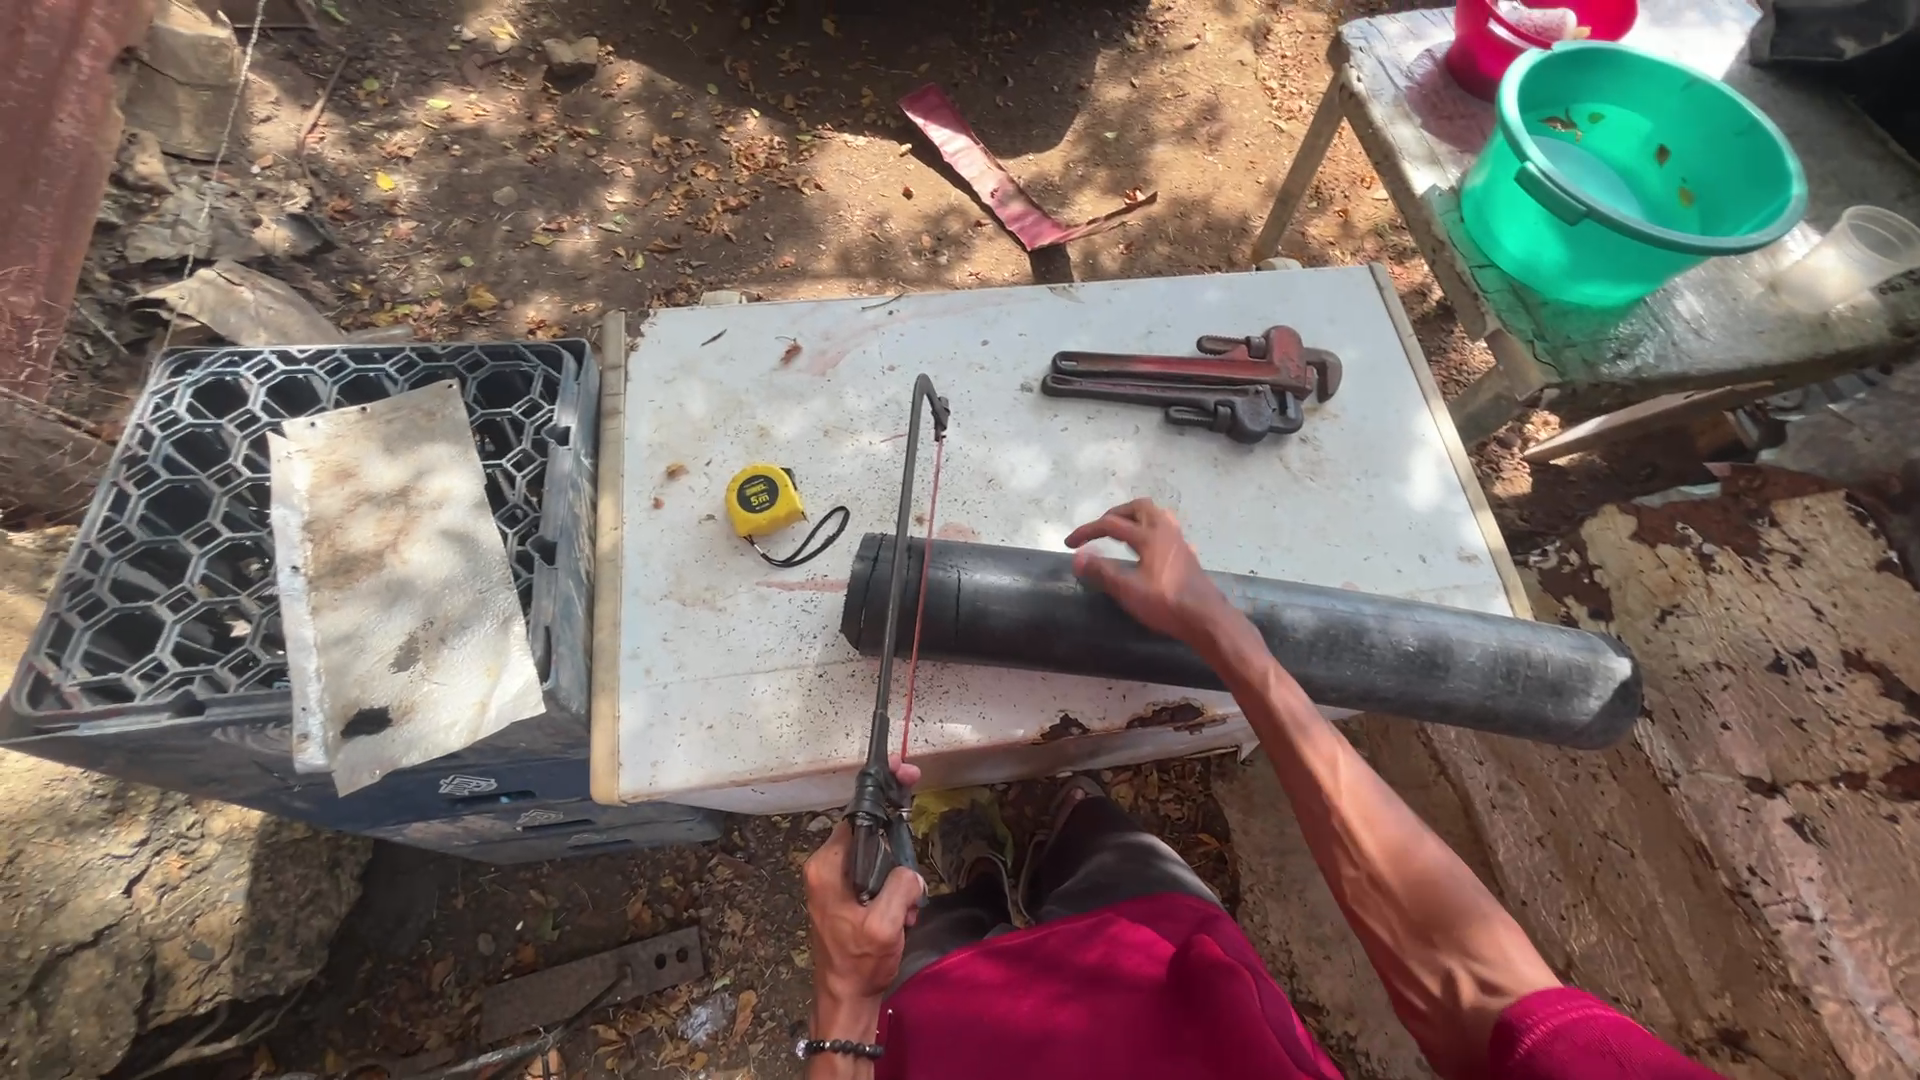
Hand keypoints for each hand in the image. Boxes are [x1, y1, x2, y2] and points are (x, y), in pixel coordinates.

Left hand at [803, 761, 924, 1023]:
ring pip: (876, 852)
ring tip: (910, 907)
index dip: (883, 791)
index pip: (857, 812)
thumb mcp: (885, 924)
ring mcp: (836, 880)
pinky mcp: (847, 894)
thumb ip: (900, 885)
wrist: (846, 1001)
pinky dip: (895, 886)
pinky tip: (906, 913)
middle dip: (897, 839)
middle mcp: (826, 866)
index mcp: (828, 865)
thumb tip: (910, 872)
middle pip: (868, 828)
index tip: (905, 771)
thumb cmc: (859, 963)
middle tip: (916, 848)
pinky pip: (876, 872)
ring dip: (900, 872)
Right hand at [1065, 498, 1241, 647]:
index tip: (1070, 544)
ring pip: (1155, 515)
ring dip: (1135, 518)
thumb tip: (1077, 557)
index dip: (1086, 531)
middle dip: (1114, 515)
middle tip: (1100, 529)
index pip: (1110, 525)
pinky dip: (1150, 530)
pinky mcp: (1186, 553)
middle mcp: (1164, 531)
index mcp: (1148, 536)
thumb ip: (1101, 571)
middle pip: (1138, 508)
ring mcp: (1178, 540)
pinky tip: (1148, 547)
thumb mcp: (1127, 589)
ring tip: (1122, 532)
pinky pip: (1166, 530)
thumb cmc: (1165, 603)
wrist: (1205, 617)